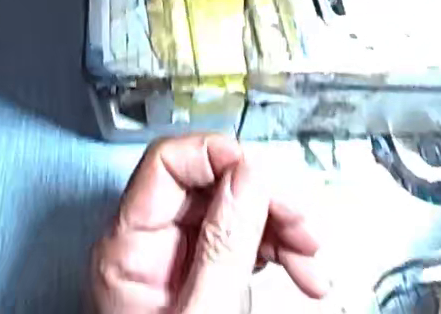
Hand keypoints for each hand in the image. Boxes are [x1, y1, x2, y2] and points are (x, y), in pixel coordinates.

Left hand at [89, 134, 327, 313]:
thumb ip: (225, 244)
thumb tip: (247, 174)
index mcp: (128, 248)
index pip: (166, 164)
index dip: (217, 157)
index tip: (264, 176)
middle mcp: (145, 246)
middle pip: (203, 183)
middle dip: (261, 195)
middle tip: (304, 226)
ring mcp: (172, 263)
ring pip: (226, 209)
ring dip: (276, 223)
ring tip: (312, 256)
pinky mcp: (199, 282)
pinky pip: (236, 242)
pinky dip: (272, 248)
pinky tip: (297, 266)